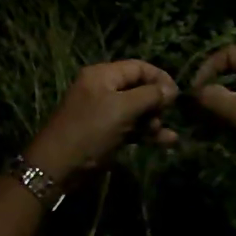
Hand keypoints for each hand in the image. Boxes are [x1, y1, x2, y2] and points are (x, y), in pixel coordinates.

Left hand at [26, 60, 179, 179]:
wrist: (57, 168)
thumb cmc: (89, 132)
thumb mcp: (121, 109)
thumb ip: (149, 95)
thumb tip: (171, 89)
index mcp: (102, 75)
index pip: (138, 67)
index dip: (160, 78)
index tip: (177, 96)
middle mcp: (103, 89)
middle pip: (139, 88)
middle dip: (156, 102)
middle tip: (165, 117)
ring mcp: (104, 112)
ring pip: (137, 110)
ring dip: (154, 120)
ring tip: (164, 135)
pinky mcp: (106, 133)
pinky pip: (132, 127)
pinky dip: (147, 133)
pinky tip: (167, 141)